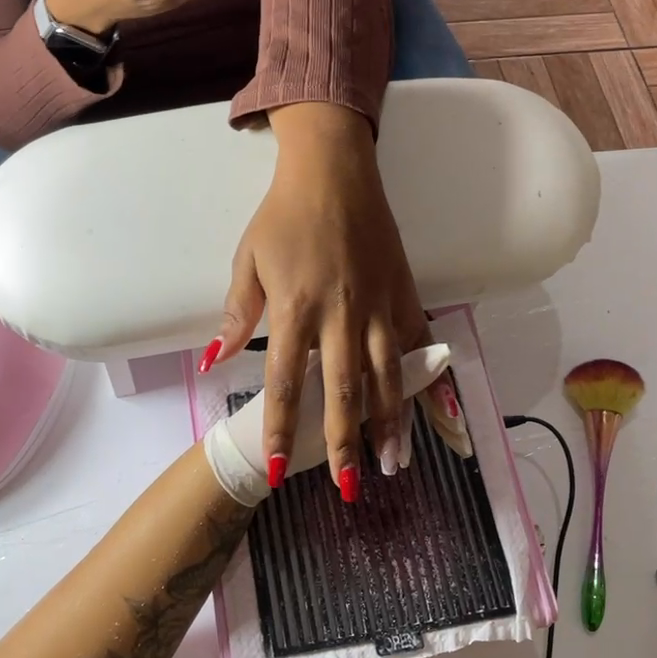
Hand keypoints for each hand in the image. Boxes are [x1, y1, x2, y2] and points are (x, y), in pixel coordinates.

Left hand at [205, 104, 447, 502]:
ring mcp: (377, 305)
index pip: (283, 382)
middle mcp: (340, 313)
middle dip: (344, 442)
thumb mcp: (248, 260)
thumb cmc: (283, 216)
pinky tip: (441, 410)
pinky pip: (419, 343)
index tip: (274, 469)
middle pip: (342, 390)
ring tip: (394, 464)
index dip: (278, 428)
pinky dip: (432, 378)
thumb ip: (236, 314)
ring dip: (391, 423)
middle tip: (349, 486)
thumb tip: (216, 361)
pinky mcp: (404, 293)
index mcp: (295, 307)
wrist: (334, 171)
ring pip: (388, 374)